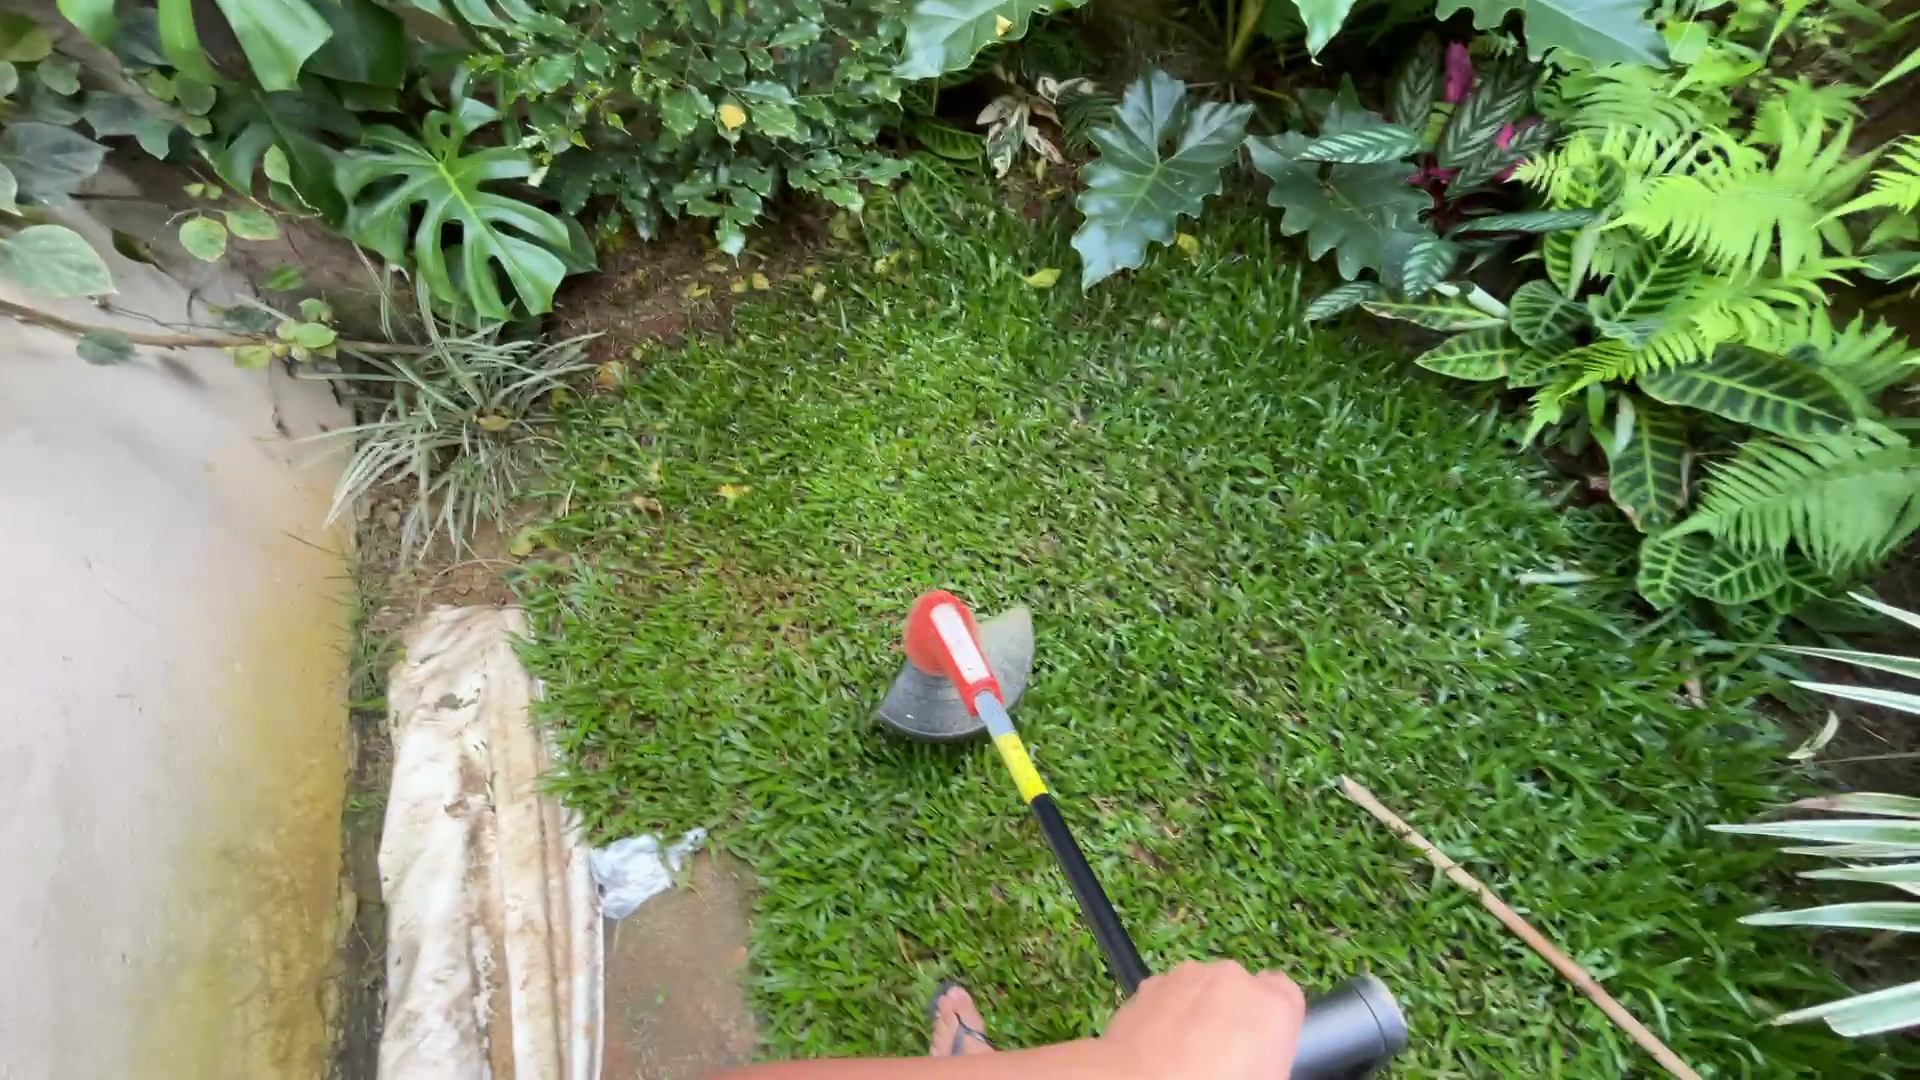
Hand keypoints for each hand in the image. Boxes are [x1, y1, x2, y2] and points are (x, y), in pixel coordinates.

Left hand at [1095, 960, 1304, 1079]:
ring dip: (1202, 1013)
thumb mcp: (1267, 1078)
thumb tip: (1253, 1059)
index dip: (1278, 1022)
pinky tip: (1161, 1051)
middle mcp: (1230, 978)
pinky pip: (1172, 995)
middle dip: (1237, 1017)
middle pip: (1242, 990)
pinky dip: (1171, 1014)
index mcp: (1271, 1007)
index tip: (1266, 1051)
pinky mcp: (1150, 983)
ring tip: (1188, 1060)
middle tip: (1226, 1063)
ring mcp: (1186, 975)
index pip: (1287, 994)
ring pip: (1204, 989)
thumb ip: (1267, 1060)